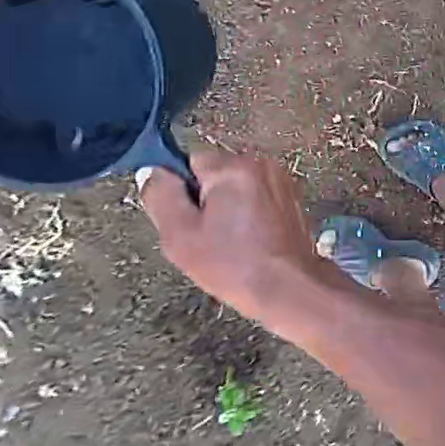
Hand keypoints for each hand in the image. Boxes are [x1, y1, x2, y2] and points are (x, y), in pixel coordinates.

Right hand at [139, 151, 344, 331]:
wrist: (286, 284)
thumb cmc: (234, 264)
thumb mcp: (180, 234)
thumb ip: (161, 196)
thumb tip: (152, 171)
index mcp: (234, 168)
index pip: (190, 160)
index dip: (181, 190)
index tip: (187, 218)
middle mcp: (262, 165)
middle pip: (216, 173)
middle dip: (206, 198)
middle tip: (207, 233)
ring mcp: (281, 180)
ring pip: (237, 186)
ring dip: (229, 207)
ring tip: (230, 240)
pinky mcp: (292, 197)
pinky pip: (258, 197)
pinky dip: (250, 213)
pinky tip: (250, 239)